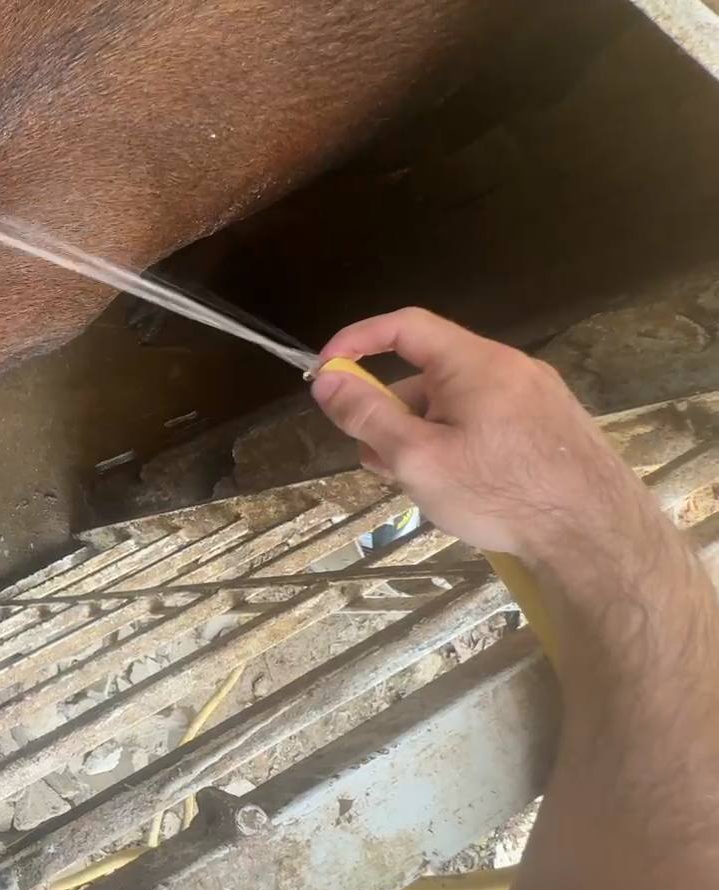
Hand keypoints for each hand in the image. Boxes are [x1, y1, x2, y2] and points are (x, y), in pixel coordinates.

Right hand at [310, 308, 661, 571]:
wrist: (594, 535)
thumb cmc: (498, 491)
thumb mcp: (413, 456)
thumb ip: (365, 414)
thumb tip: (325, 380)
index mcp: (475, 366)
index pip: (405, 326)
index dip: (355, 340)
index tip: (322, 373)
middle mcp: (505, 369)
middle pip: (419, 375)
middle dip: (383, 412)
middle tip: (377, 459)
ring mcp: (527, 396)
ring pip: (441, 404)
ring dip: (411, 436)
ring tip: (417, 481)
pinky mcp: (537, 423)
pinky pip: (469, 420)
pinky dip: (442, 443)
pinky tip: (449, 481)